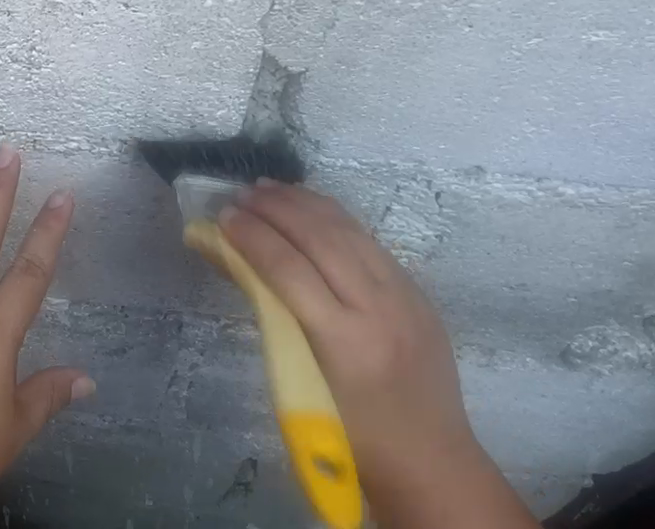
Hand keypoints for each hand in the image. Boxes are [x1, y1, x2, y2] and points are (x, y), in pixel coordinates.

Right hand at [216, 182, 535, 528]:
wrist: (433, 465)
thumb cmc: (349, 436)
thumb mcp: (299, 378)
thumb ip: (266, 311)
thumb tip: (223, 257)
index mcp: (346, 342)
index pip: (289, 268)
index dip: (252, 237)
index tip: (222, 217)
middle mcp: (380, 309)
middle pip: (320, 238)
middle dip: (274, 209)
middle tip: (237, 195)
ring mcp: (406, 296)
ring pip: (348, 229)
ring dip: (302, 202)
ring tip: (265, 188)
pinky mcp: (417, 291)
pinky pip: (368, 240)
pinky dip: (331, 216)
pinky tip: (306, 206)